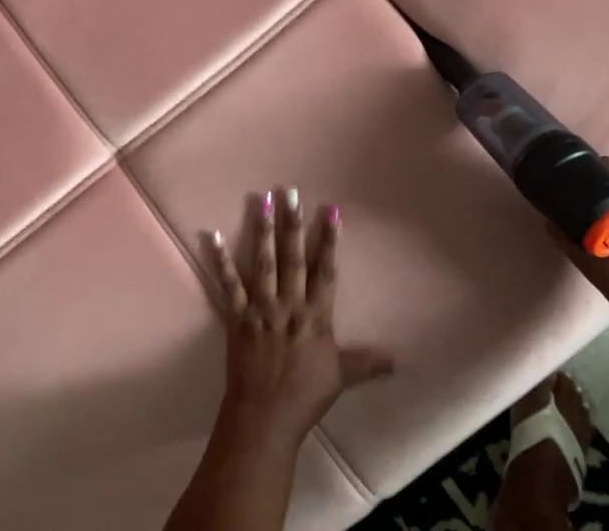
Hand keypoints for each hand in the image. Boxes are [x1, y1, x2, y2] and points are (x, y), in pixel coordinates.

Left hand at [202, 189, 394, 448]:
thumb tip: (397, 359)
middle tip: (290, 192)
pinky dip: (219, 260)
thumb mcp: (340, 376)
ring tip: (261, 200)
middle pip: (292, 258)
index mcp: (316, 316)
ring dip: (262, 230)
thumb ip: (365, 362)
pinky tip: (211, 236)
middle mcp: (289, 305)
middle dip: (293, 224)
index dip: (329, 240)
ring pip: (262, 262)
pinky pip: (227, 283)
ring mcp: (261, 308)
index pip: (325, 271)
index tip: (331, 211)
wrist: (265, 416)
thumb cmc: (305, 396)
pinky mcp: (237, 316)